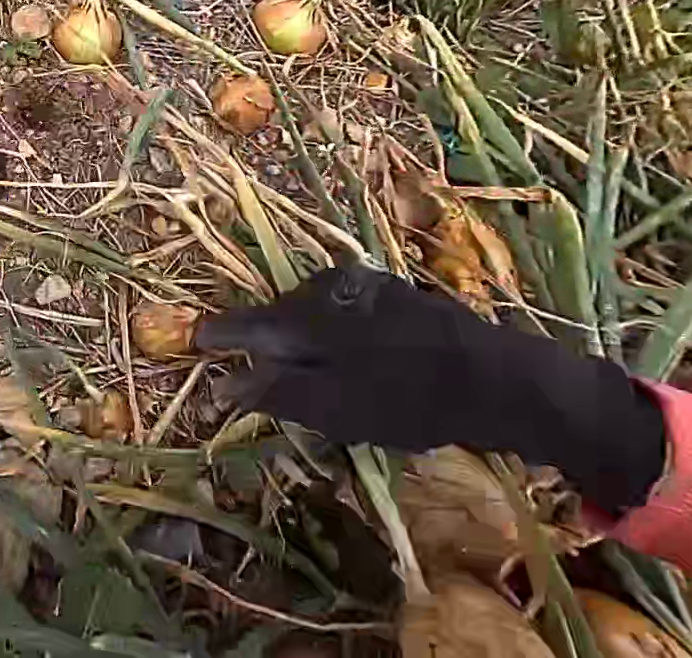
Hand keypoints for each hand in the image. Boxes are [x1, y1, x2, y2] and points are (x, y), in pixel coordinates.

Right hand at [193, 262, 667, 513]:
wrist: (493, 374)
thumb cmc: (407, 399)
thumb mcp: (336, 408)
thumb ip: (276, 391)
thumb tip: (223, 384)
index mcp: (308, 317)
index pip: (248, 323)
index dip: (221, 334)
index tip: (198, 341)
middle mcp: (326, 288)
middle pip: (278, 314)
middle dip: (266, 340)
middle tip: (263, 372)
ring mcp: (359, 283)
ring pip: (309, 307)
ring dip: (300, 333)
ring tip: (312, 368)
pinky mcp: (384, 287)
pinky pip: (337, 303)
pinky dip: (328, 325)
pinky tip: (348, 351)